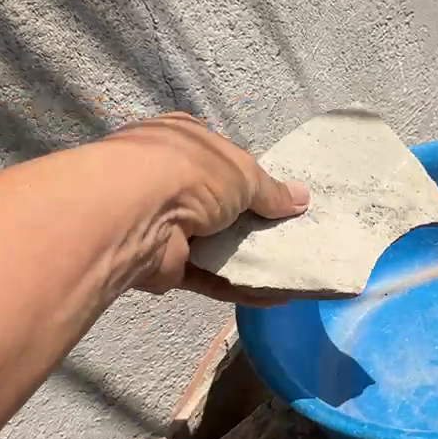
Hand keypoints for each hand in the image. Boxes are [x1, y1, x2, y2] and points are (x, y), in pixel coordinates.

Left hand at [104, 113, 308, 304]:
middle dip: (251, 221)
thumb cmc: (191, 173)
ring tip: (291, 268)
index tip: (281, 199)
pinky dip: (239, 288)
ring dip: (247, 258)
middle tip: (292, 236)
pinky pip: (209, 278)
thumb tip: (301, 199)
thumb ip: (270, 191)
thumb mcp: (243, 173)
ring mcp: (164, 223)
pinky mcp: (165, 264)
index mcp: (183, 141)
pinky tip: (274, 296)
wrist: (136, 214)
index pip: (221, 159)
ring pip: (214, 245)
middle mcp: (170, 179)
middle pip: (219, 204)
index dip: (250, 178)